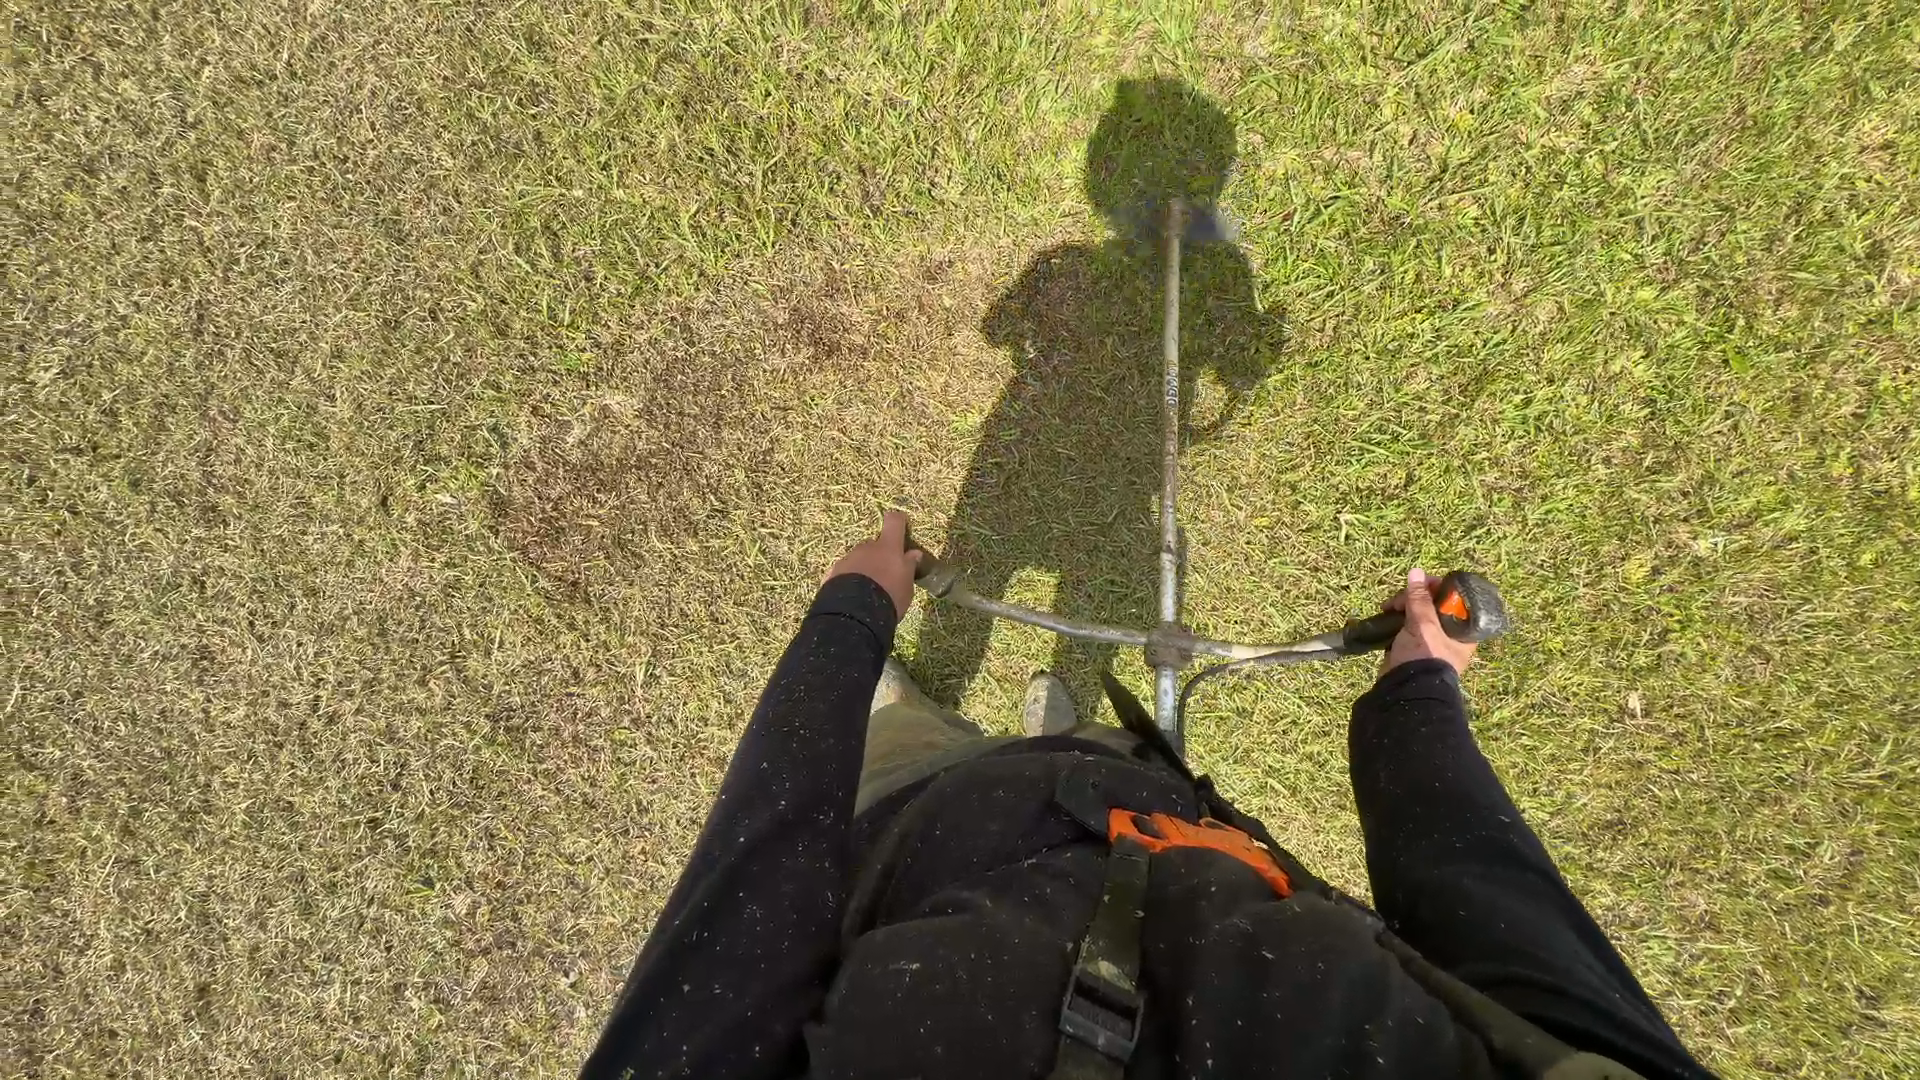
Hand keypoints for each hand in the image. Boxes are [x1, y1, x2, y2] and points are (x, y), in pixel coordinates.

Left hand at [825, 511, 923, 618]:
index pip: (894, 522)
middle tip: (885, 576)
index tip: (901, 524)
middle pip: (874, 544)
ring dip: (864, 569)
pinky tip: (853, 596)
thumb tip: (914, 553)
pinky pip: (845, 572)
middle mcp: (866, 547)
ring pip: (858, 559)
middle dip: (879, 556)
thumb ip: (909, 566)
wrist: (854, 614)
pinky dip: (850, 579)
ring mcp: (847, 559)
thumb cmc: (889, 595)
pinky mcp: (832, 573)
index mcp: (887, 547)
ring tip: (868, 591)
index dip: (898, 521)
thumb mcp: (906, 584)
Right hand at [1381, 567, 1477, 674]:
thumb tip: (1415, 572)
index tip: (1416, 585)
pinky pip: (1405, 623)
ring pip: (1416, 611)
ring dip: (1401, 606)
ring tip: (1387, 609)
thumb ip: (1419, 599)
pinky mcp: (1411, 643)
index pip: (1453, 598)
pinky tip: (1386, 615)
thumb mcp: (1423, 625)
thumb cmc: (1424, 656)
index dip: (1435, 588)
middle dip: (1412, 597)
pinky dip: (1395, 617)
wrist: (1405, 687)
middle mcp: (1449, 631)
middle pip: (1432, 602)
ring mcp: (1429, 637)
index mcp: (1463, 628)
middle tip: (1396, 601)